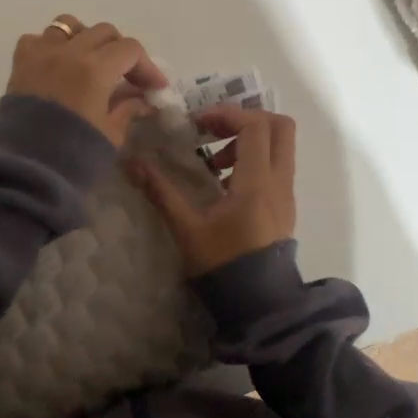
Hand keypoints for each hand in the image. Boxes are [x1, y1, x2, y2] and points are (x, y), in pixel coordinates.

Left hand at [6, 15, 169, 145]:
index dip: (147, 67)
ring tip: (90, 61)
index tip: (154, 88)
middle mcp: (69, 52)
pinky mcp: (19, 64)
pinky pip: (36, 39)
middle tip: (126, 76)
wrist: (26, 172)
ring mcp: (41, 54)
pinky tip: (57, 65)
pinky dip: (50, 46)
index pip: (130, 50)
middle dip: (120, 51)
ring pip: (68, 26)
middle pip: (103, 32)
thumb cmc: (75, 156)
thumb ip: (128, 108)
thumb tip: (142, 98)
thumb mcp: (111, 134)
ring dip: (85, 38)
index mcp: (96, 69)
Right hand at [127, 103, 296, 275]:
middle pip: (279, 126)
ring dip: (249, 140)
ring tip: (213, 162)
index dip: (226, 114)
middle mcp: (279, 181)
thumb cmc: (222, 264)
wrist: (259, 303)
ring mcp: (286, 193)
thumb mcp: (187, 228)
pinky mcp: (285, 205)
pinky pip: (277, 165)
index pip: (254, 125)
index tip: (197, 124)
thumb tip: (131, 163)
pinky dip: (254, 159)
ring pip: (280, 145)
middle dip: (245, 119)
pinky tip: (224, 183)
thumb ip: (161, 191)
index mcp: (257, 181)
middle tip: (212, 132)